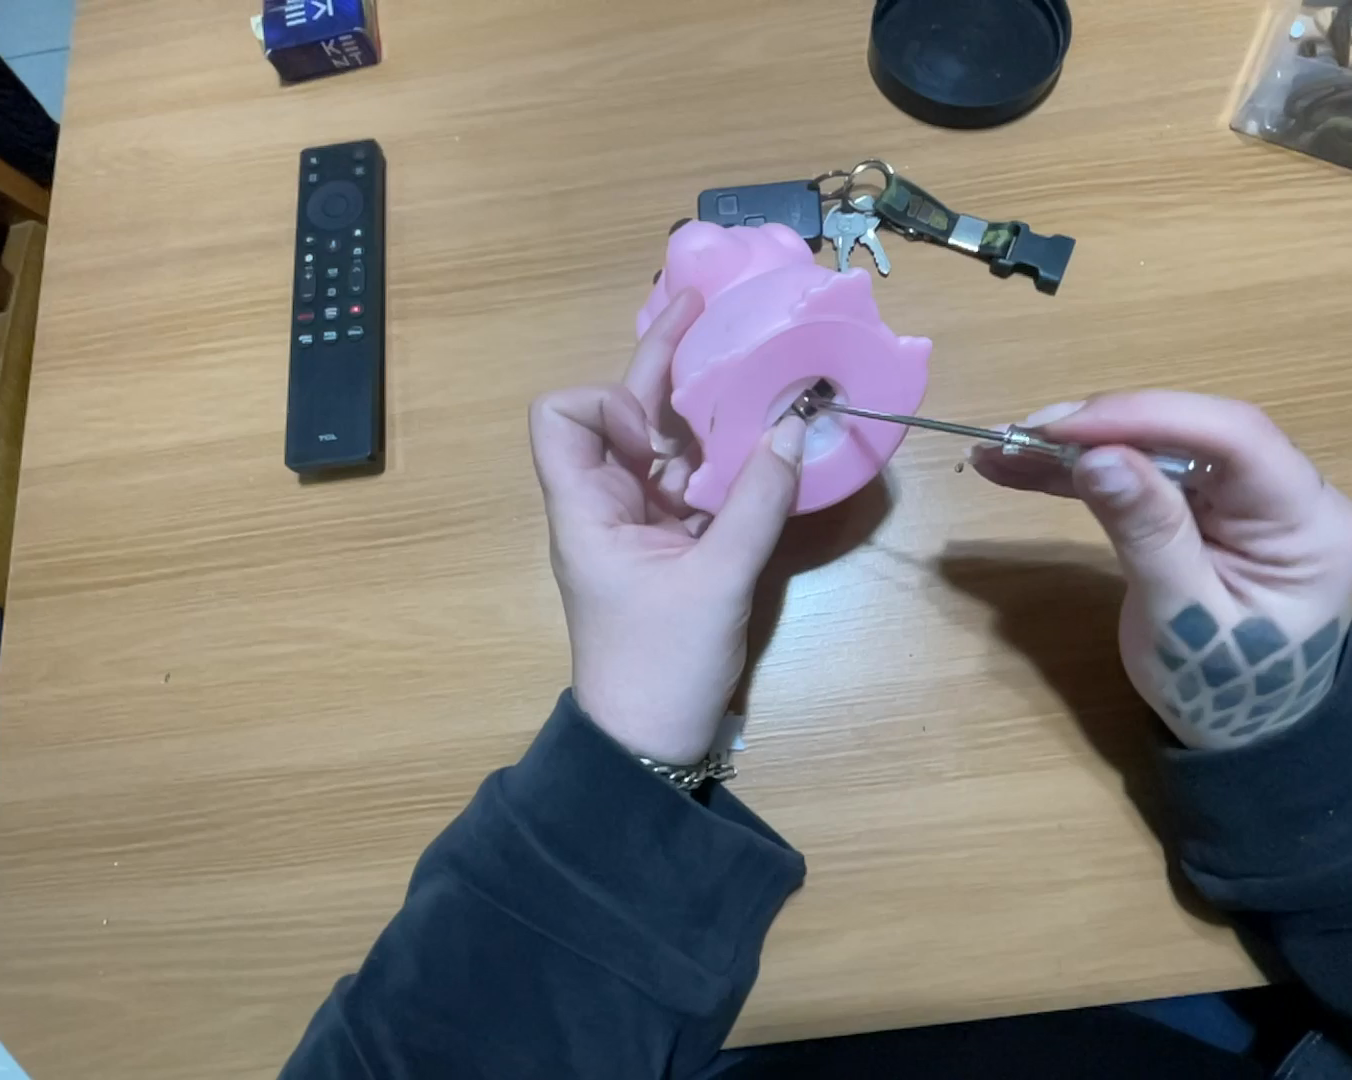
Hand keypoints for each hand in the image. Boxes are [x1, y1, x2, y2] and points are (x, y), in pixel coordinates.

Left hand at [529, 289, 805, 764]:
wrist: (650, 737)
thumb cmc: (661, 663)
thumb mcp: (717, 581)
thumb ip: (756, 504)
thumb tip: (793, 429)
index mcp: (586, 508)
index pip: (558, 417)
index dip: (604, 401)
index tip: (657, 425)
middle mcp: (605, 503)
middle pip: (619, 415)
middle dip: (663, 365)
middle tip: (712, 312)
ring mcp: (636, 523)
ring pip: (659, 447)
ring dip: (700, 416)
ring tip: (752, 383)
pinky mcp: (667, 543)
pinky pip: (688, 484)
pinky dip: (718, 463)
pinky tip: (758, 452)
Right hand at [972, 392, 1351, 749]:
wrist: (1243, 725)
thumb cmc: (1223, 686)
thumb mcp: (1182, 619)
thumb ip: (1148, 535)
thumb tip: (1098, 459)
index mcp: (1305, 521)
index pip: (1234, 438)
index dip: (1144, 419)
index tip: (1060, 429)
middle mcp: (1278, 491)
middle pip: (1184, 432)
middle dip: (1095, 428)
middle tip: (1016, 436)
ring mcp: (1233, 497)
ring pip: (1149, 447)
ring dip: (1070, 447)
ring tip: (999, 448)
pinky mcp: (1194, 507)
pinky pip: (1132, 475)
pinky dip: (1072, 473)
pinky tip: (1016, 468)